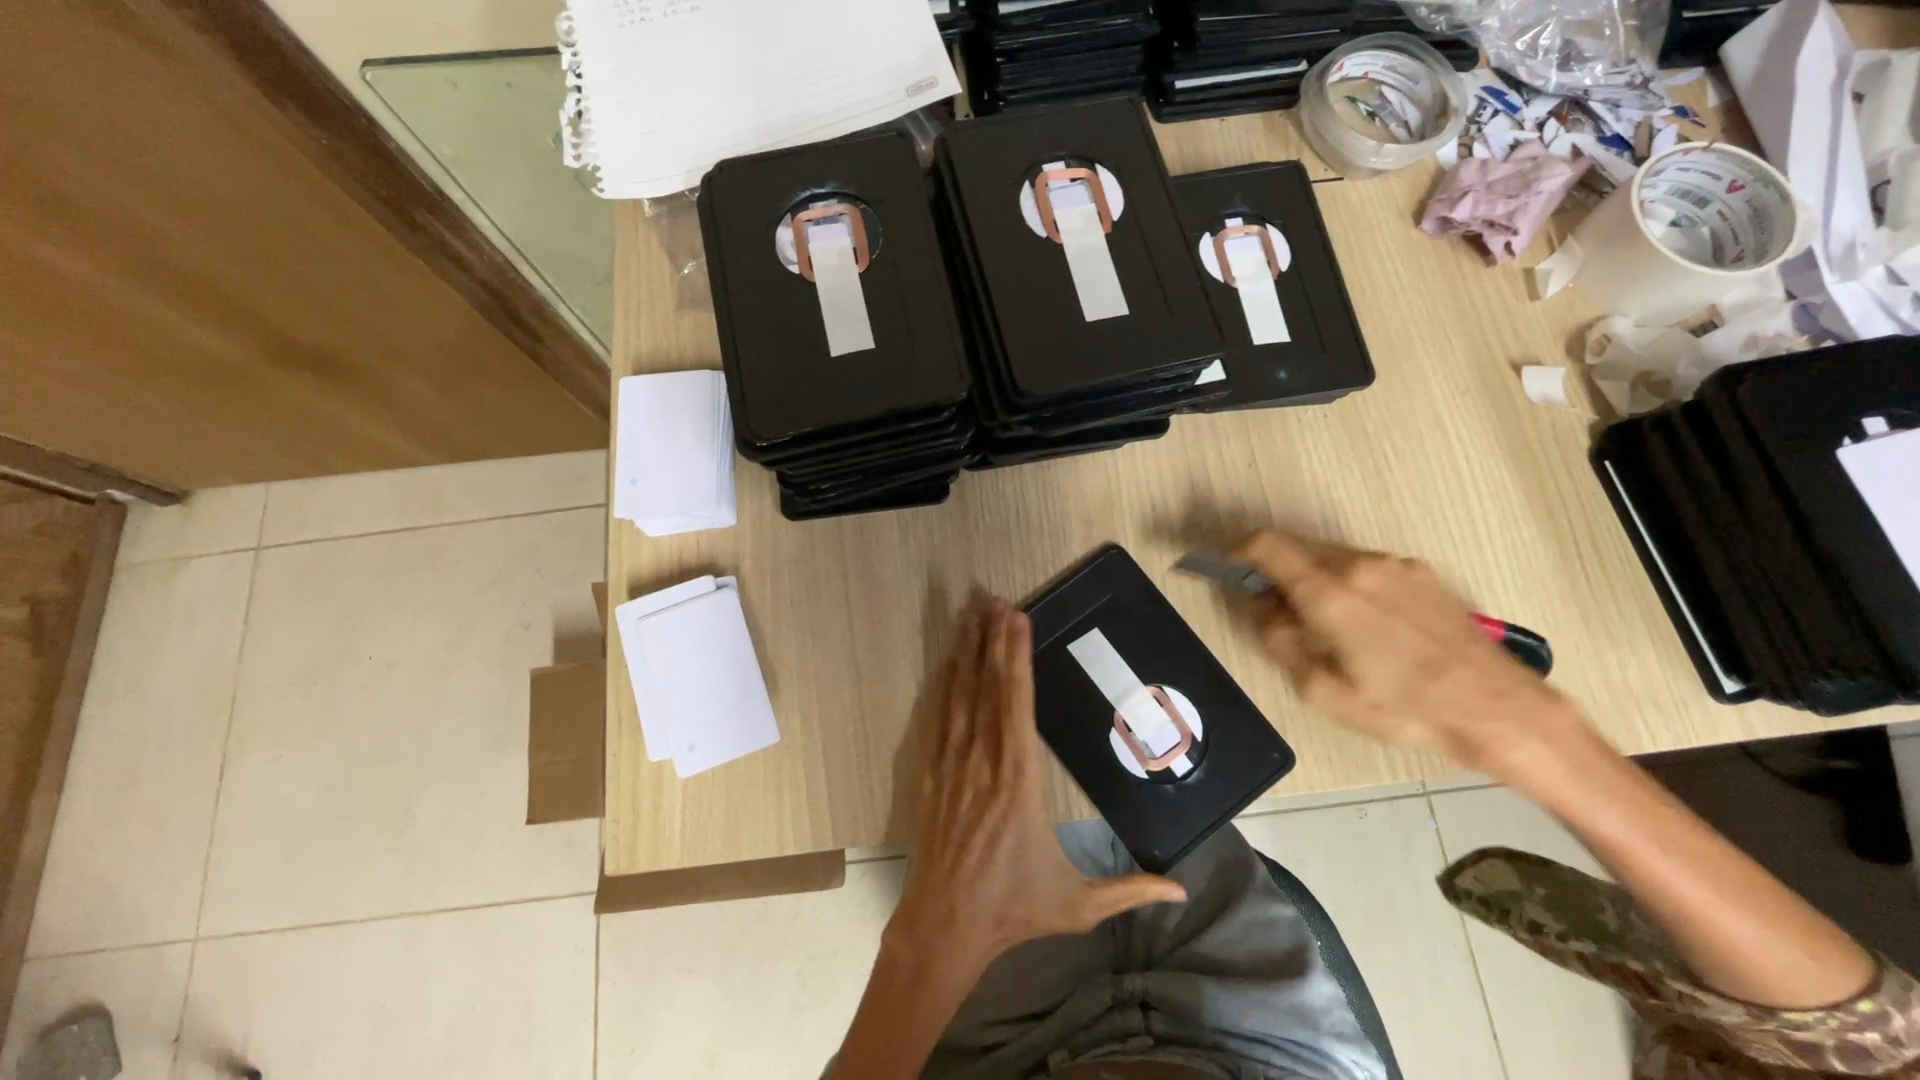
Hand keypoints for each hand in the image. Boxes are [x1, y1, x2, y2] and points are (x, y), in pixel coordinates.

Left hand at [889, 598, 1186, 973]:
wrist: (944, 926)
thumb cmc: (1013, 910)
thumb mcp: (1078, 906)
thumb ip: (1130, 890)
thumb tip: (1181, 891)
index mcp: (1019, 783)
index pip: (1016, 705)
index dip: (1017, 658)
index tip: (1018, 621)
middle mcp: (981, 764)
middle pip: (986, 688)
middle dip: (991, 640)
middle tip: (995, 599)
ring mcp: (950, 767)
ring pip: (957, 696)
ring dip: (965, 652)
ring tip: (971, 614)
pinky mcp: (927, 776)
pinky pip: (935, 719)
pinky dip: (941, 685)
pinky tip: (947, 661)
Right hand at [1231, 530, 1583, 775]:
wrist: (1497, 708)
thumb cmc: (1403, 708)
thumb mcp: (1323, 691)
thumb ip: (1281, 641)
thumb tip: (1260, 608)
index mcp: (1330, 592)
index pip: (1267, 546)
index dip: (1237, 552)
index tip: (1225, 570)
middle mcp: (1360, 565)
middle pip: (1297, 548)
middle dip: (1273, 571)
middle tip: (1270, 611)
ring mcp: (1396, 566)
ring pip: (1332, 557)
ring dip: (1310, 577)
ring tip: (1317, 625)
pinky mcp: (1422, 575)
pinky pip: (1364, 567)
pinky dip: (1343, 583)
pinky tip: (1360, 626)